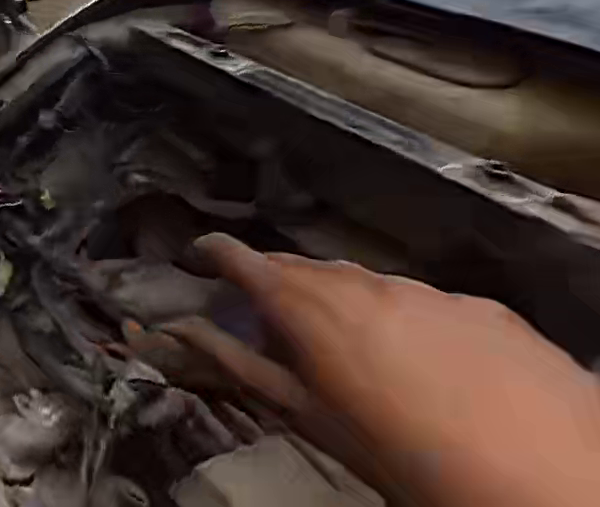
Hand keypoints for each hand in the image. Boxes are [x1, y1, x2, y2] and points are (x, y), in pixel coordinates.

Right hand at [162, 233, 599, 506]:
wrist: (562, 499)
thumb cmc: (404, 458)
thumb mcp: (306, 414)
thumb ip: (234, 361)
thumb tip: (174, 326)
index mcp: (300, 302)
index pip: (232, 252)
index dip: (208, 253)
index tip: (199, 263)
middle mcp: (354, 281)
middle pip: (298, 266)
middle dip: (280, 285)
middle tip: (283, 325)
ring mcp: (427, 292)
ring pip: (362, 281)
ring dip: (346, 301)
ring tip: (366, 350)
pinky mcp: (489, 311)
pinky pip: (430, 302)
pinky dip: (413, 320)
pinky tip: (437, 364)